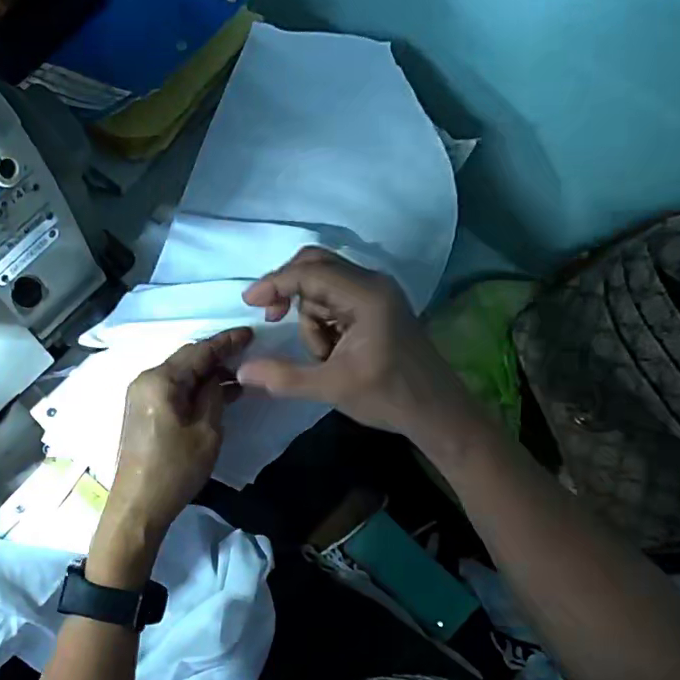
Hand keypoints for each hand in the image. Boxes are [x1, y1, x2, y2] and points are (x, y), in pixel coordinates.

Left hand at [91, 328, 252, 585]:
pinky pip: (171, 389)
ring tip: (237, 377)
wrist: (138, 506)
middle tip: (247, 354)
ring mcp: (139, 396)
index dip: (226, 342)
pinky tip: (215, 394)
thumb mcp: (207, 431)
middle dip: (216, 356)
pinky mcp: (141, 412)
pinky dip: (193, 388)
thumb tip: (218, 377)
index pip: (198, 351)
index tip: (250, 334)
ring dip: (206, 374)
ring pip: (179, 374)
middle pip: (186, 359)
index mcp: (160, 380)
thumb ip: (214, 395)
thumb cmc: (175, 468)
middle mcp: (145, 380)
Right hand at [236, 247, 479, 447]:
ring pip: (324, 288)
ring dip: (311, 318)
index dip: (275, 283)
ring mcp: (378, 294)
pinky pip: (337, 301)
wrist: (437, 412)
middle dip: (290, 291)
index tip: (249, 303)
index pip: (310, 272)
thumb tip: (242, 371)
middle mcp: (373, 284)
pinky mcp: (378, 308)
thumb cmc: (389, 397)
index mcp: (366, 295)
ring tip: (323, 357)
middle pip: (317, 266)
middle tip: (271, 318)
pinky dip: (324, 322)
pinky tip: (331, 352)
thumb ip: (284, 377)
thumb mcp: (331, 388)